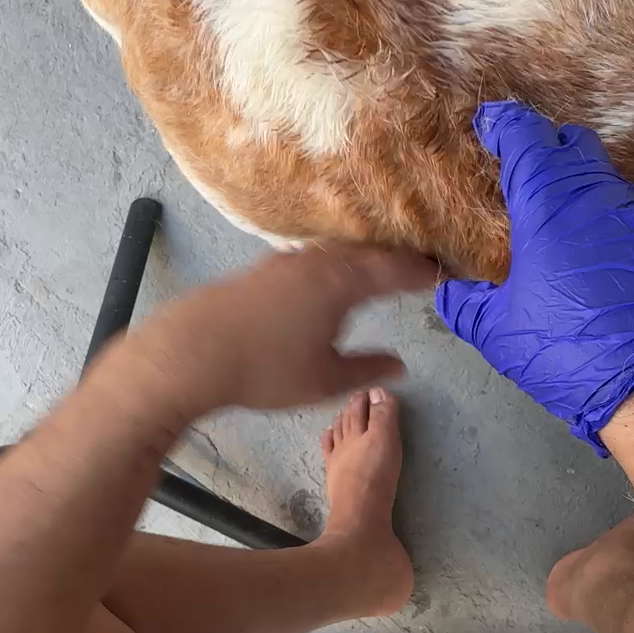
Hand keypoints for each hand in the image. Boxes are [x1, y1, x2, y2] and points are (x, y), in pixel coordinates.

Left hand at [131, 244, 436, 415]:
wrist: (191, 352)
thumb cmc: (265, 370)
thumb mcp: (325, 380)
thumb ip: (366, 369)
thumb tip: (400, 365)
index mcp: (340, 284)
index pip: (392, 270)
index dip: (420, 272)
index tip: (442, 273)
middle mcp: (316, 263)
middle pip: (366, 254)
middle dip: (395, 260)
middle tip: (418, 267)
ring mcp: (286, 262)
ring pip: (337, 253)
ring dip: (363, 259)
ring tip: (380, 270)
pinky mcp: (263, 270)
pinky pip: (313, 258)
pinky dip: (335, 263)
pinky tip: (330, 277)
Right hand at [436, 101, 633, 454]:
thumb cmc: (566, 350)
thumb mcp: (500, 334)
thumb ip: (467, 307)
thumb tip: (450, 294)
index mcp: (551, 208)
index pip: (527, 140)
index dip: (505, 125)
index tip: (492, 122)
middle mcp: (602, 199)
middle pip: (575, 148)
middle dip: (549, 148)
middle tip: (528, 170)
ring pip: (610, 188)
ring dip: (584, 197)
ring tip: (567, 230)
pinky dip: (616, 233)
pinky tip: (609, 270)